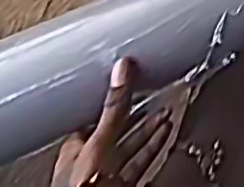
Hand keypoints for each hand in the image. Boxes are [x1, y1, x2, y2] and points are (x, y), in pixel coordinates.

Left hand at [52, 59, 174, 186]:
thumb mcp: (99, 144)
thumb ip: (113, 109)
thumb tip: (122, 68)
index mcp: (75, 151)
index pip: (95, 117)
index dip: (115, 100)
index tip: (133, 81)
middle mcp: (89, 165)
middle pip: (118, 133)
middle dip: (140, 116)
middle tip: (159, 98)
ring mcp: (106, 181)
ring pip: (132, 152)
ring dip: (151, 134)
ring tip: (168, 116)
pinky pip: (141, 169)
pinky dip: (154, 154)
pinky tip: (164, 146)